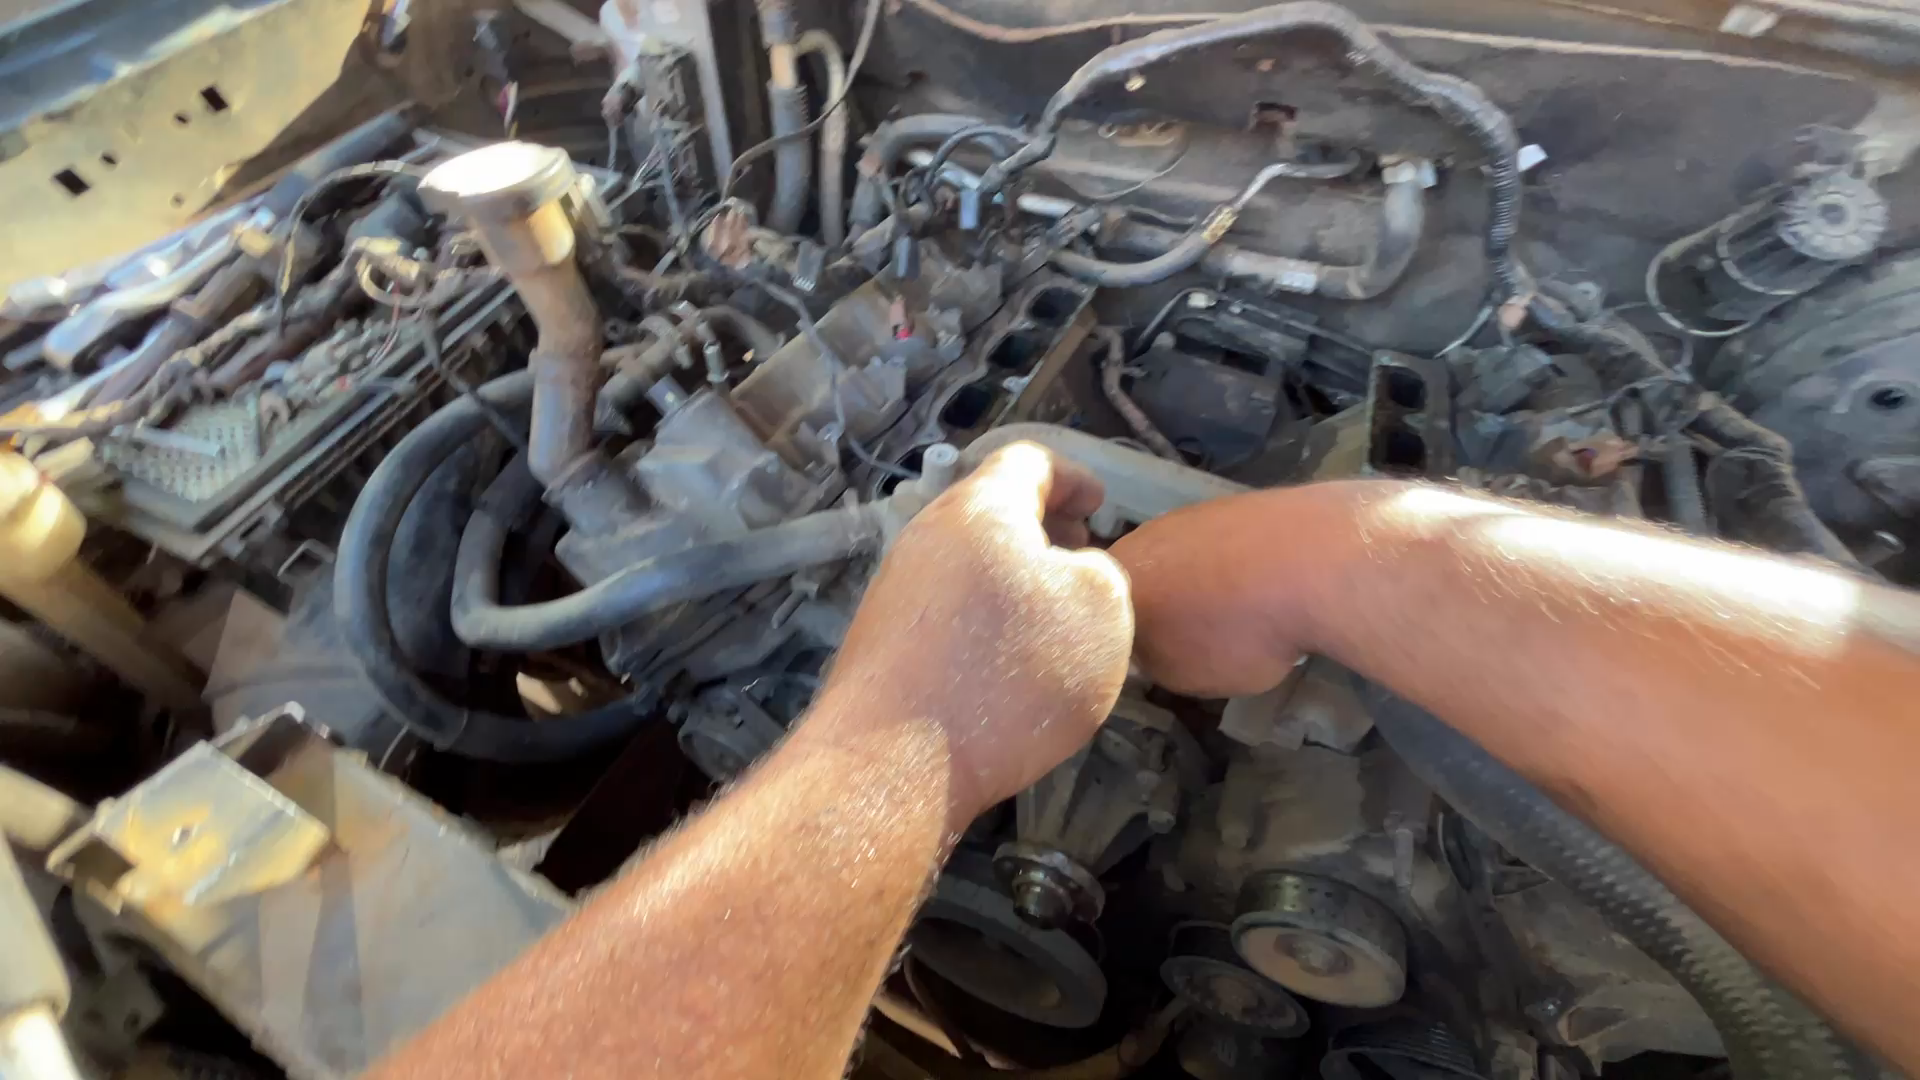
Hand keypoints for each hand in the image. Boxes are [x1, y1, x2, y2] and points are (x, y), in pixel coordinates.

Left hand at [816, 442, 1133, 827]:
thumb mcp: (1100, 611)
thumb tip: (1071, 571)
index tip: (1098, 503)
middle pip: (992, 508)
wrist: (894, 759)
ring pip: (968, 558)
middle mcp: (928, 534)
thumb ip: (1101, 572)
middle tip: (1081, 555)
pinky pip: (947, 603)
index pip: (1028, 461)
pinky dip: (985, 610)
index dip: (1072, 475)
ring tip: (1050, 613)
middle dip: (1044, 525)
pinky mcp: (883, 636)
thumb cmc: (1010, 673)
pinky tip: (1005, 658)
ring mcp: (897, 586)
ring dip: (1014, 572)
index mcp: (981, 509)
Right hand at [1111, 487, 1346, 697]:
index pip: (1099, 611)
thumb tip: (1148, 648)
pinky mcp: (1235, 505)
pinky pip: (1222, 546)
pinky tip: (1264, 589)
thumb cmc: (1233, 631)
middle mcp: (1143, 537)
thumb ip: (1150, 661)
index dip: (1120, 637)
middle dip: (1157, 606)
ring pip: (1181, 560)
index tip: (1145, 658)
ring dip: (1198, 585)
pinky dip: (1235, 567)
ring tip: (1235, 615)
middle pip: (1139, 579)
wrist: (1315, 564)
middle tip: (1186, 639)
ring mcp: (1190, 515)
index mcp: (1115, 576)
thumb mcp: (1180, 673)